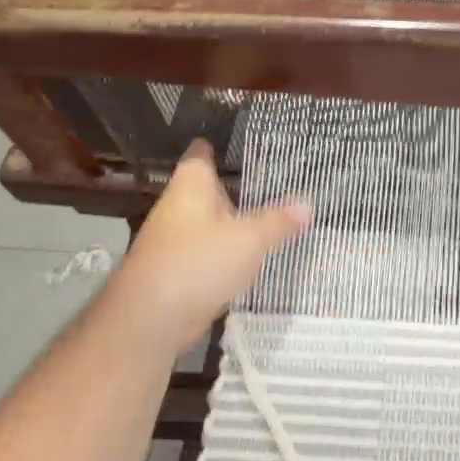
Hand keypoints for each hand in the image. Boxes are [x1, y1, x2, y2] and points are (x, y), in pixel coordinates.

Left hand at [104, 140, 308, 352]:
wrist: (151, 318)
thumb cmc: (197, 262)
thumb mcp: (249, 239)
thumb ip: (279, 221)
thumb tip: (308, 202)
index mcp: (191, 187)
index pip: (201, 154)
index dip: (218, 146)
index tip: (240, 141)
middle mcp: (179, 208)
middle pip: (207, 190)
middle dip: (234, 187)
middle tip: (272, 181)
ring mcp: (175, 241)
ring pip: (210, 223)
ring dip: (232, 223)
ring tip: (269, 217)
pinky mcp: (178, 271)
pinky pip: (209, 253)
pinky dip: (227, 253)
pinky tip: (249, 258)